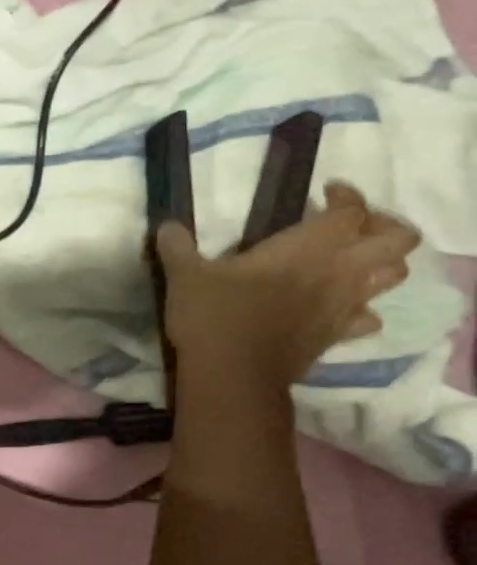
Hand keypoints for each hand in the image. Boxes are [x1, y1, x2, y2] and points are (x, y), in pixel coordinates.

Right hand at [157, 183, 420, 387]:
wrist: (233, 372)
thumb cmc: (214, 315)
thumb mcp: (184, 275)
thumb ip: (178, 247)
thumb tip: (168, 226)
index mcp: (307, 249)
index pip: (352, 211)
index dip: (345, 197)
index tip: (324, 193)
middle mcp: (340, 271)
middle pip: (397, 240)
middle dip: (382, 226)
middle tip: (348, 227)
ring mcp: (345, 305)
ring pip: (393, 275)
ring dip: (379, 264)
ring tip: (347, 263)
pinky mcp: (338, 333)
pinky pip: (368, 316)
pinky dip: (360, 307)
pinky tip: (335, 307)